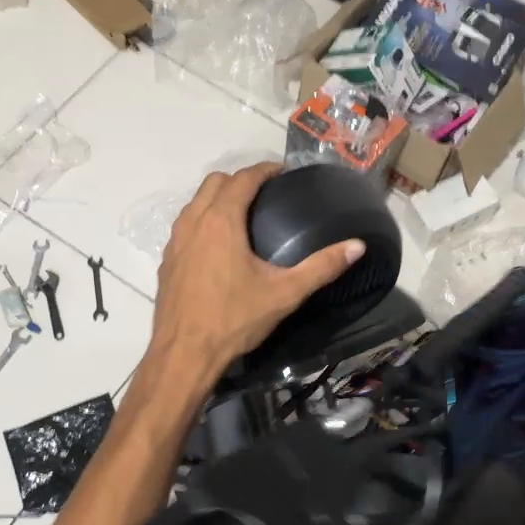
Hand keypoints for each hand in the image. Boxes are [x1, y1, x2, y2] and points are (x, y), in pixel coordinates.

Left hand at [149, 163, 364, 378]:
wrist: (184, 354)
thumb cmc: (234, 320)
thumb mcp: (285, 293)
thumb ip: (322, 267)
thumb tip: (357, 246)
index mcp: (221, 221)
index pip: (243, 179)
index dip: (264, 170)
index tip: (283, 172)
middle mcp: (193, 222)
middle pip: (214, 183)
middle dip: (240, 180)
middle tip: (266, 192)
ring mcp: (175, 242)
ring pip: (195, 203)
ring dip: (218, 198)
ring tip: (244, 214)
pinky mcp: (167, 261)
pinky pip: (185, 226)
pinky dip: (203, 221)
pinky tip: (219, 246)